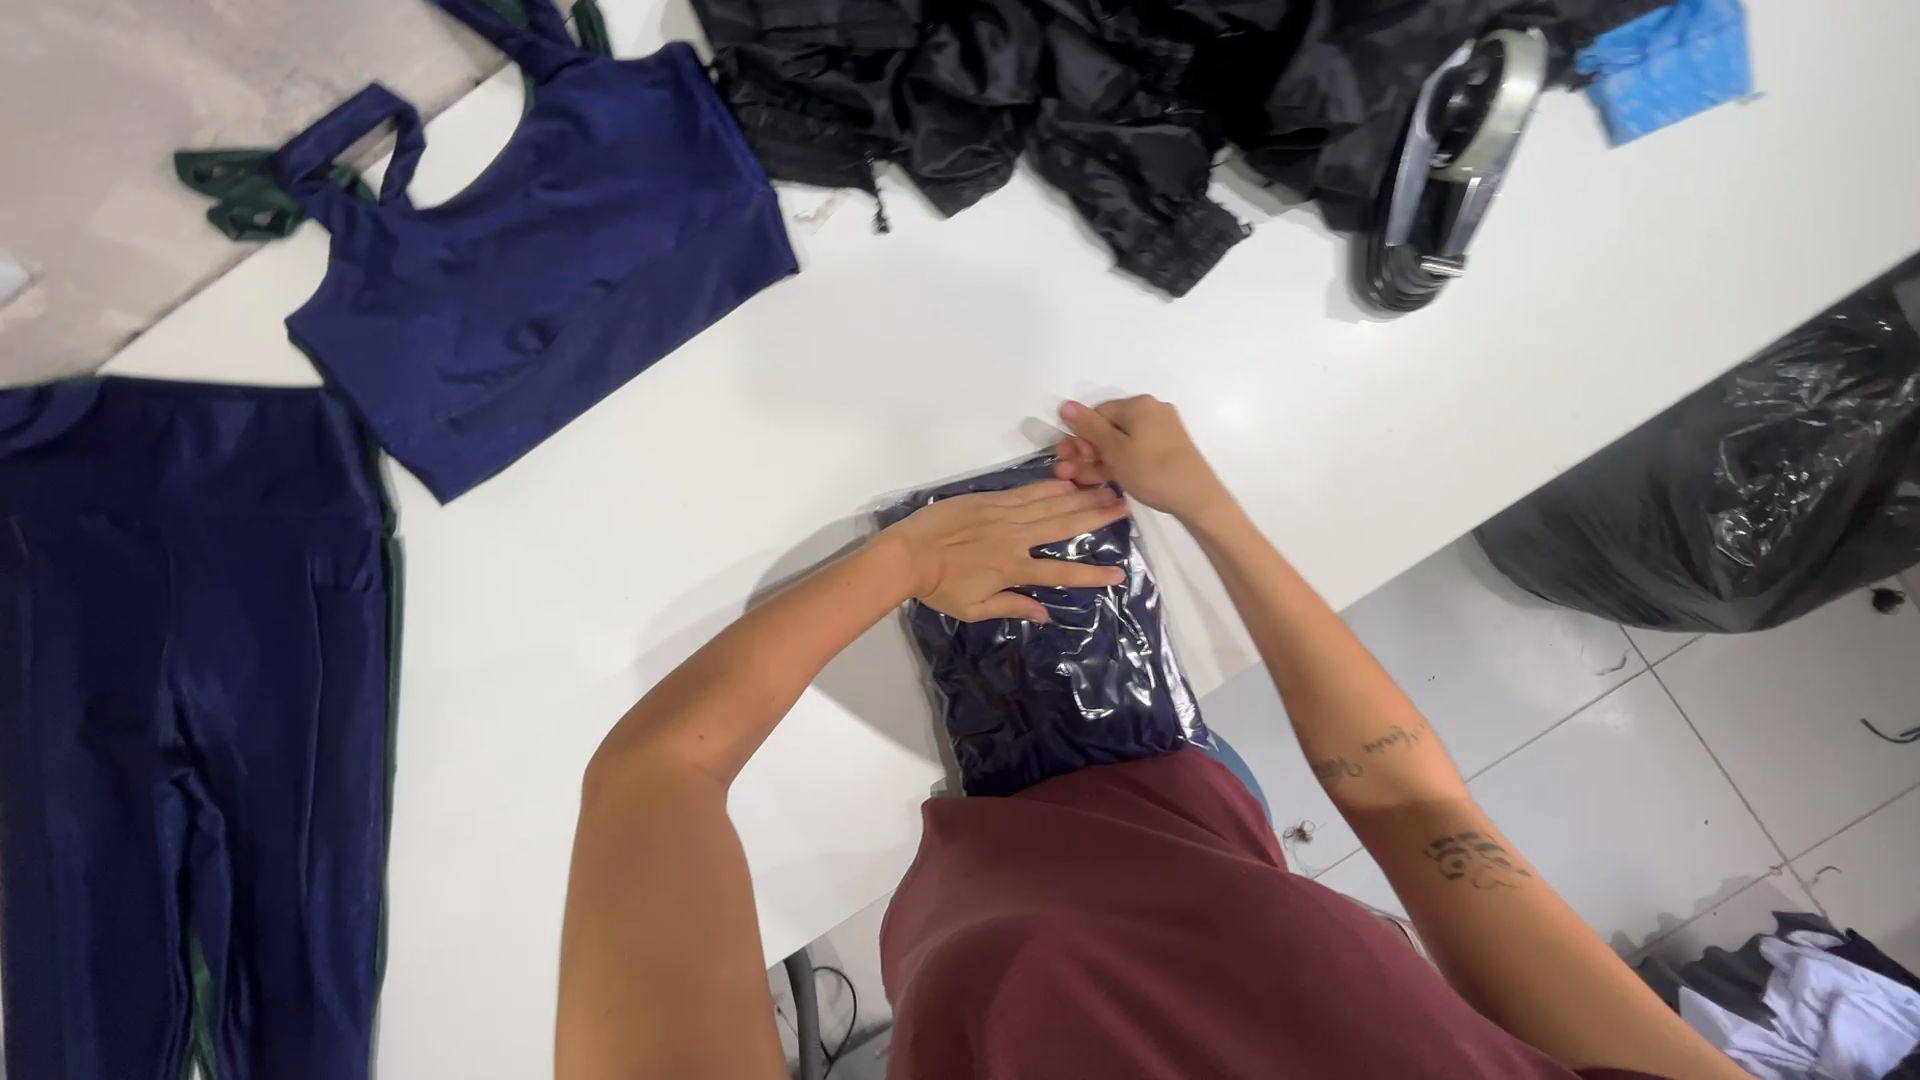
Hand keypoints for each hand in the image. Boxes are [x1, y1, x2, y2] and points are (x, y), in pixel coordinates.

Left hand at [879, 480, 1130, 622]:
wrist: (907, 555)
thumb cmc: (939, 587)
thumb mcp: (974, 608)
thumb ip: (1012, 607)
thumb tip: (1046, 614)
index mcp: (1013, 569)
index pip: (1060, 572)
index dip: (1091, 574)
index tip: (1118, 574)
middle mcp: (1015, 539)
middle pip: (1064, 526)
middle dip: (1096, 516)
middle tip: (1124, 506)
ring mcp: (1003, 515)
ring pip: (1049, 504)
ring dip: (1080, 496)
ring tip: (1107, 489)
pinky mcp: (990, 500)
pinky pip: (1026, 492)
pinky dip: (1049, 487)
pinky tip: (1068, 481)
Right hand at [1053, 396, 1232, 522]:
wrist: (1197, 498)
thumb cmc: (1151, 470)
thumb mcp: (1114, 449)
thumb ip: (1088, 427)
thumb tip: (1065, 404)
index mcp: (1139, 404)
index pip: (1097, 413)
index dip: (1080, 435)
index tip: (1071, 459)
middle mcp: (1152, 411)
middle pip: (1109, 427)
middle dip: (1087, 450)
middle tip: (1070, 473)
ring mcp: (1161, 431)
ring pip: (1121, 442)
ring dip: (1099, 460)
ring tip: (1082, 480)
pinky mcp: (1167, 449)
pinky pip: (1135, 451)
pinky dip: (1119, 463)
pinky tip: (1105, 480)